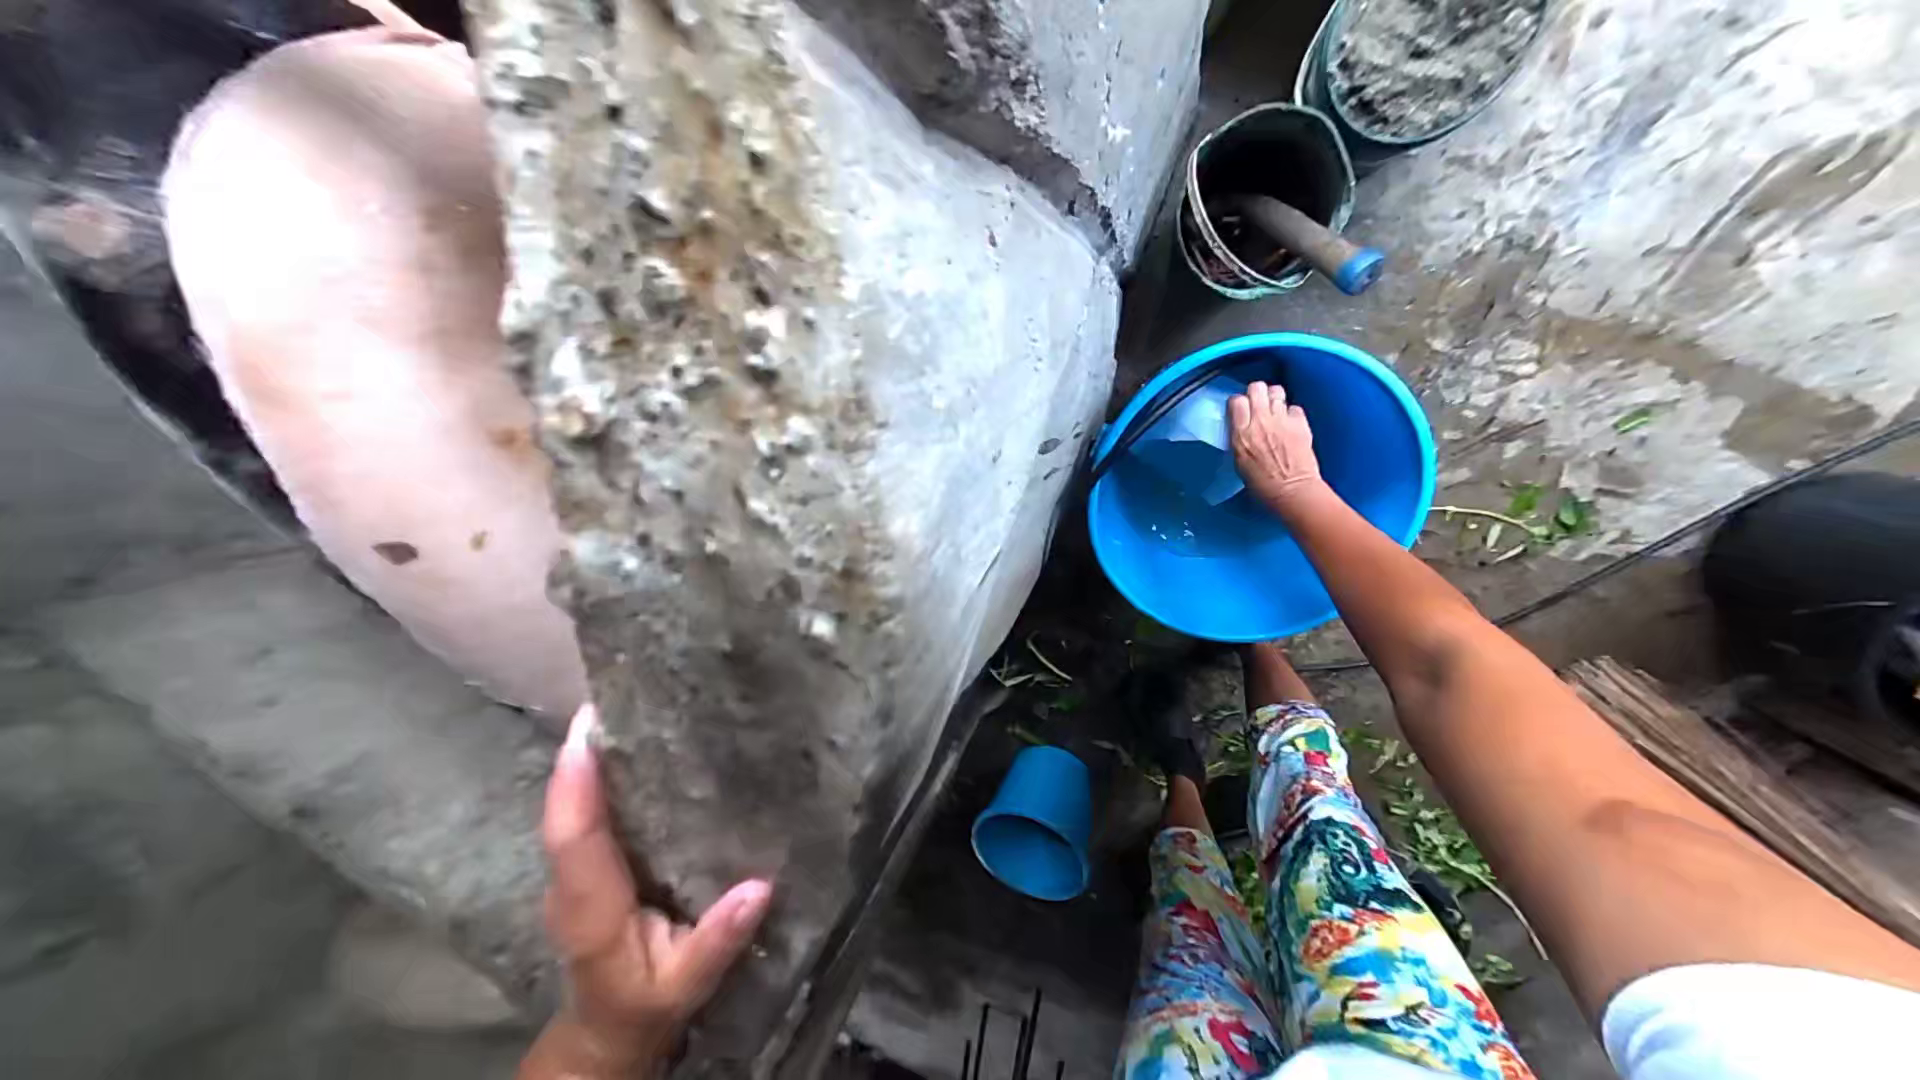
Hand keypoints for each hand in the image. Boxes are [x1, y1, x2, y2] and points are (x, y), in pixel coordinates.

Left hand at [520, 706, 771, 1078]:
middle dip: (583, 748)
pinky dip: (597, 772)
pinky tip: (631, 744)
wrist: (604, 1031)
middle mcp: (570, 882)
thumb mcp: (686, 986)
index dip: (577, 782)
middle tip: (621, 691)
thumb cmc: (644, 1006)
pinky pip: (584, 810)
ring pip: (571, 804)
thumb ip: (718, 941)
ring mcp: (571, 871)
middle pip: (565, 807)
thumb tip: (760, 886)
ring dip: (589, 754)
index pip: (575, 839)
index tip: (589, 726)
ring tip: (629, 704)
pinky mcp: (584, 863)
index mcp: (591, 909)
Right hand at [1229, 381, 1322, 511]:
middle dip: (1256, 393)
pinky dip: (1290, 412)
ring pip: (1276, 391)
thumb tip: (1242, 428)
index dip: (1238, 402)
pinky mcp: (1300, 423)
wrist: (1293, 491)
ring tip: (1273, 409)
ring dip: (1273, 398)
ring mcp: (1283, 420)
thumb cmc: (1261, 484)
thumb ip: (1240, 438)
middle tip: (1257, 404)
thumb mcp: (1239, 460)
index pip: (1236, 400)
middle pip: (1257, 388)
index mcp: (1242, 433)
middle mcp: (1261, 421)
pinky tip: (1289, 423)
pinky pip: (1294, 407)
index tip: (1240, 409)